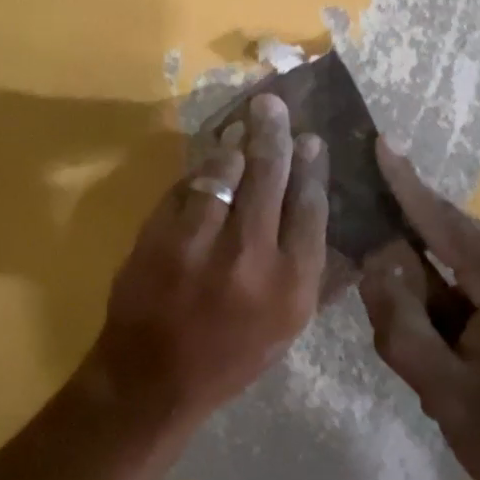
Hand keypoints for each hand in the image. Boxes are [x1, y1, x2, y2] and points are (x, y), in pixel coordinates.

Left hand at [81, 93, 329, 424]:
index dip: (311, 167)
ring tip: (241, 124)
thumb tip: (328, 219)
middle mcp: (250, 256)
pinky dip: (199, 170)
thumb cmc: (230, 356)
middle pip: (268, 175)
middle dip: (273, 133)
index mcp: (291, 284)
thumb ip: (312, 273)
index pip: (309, 207)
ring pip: (223, 171)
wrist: (152, 376)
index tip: (312, 139)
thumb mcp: (286, 326)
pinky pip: (186, 186)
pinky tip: (207, 159)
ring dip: (233, 143)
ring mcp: (199, 241)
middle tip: (273, 103)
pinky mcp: (160, 232)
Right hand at [359, 140, 479, 479]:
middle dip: (416, 273)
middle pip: (457, 247)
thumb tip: (375, 267)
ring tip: (435, 359)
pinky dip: (469, 309)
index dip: (404, 185)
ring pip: (476, 272)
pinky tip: (465, 356)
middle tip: (390, 317)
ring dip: (444, 301)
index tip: (378, 142)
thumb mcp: (448, 393)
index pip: (444, 221)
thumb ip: (402, 325)